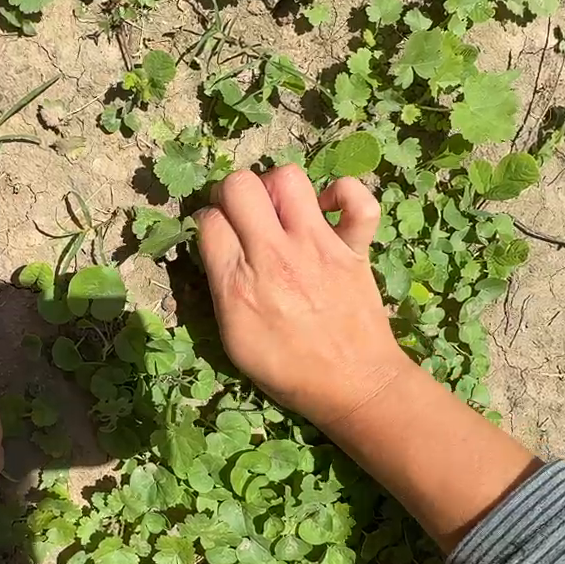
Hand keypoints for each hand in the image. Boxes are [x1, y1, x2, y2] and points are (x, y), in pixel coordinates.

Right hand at [194, 166, 413, 430]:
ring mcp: (319, 246)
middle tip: (241, 215)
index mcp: (239, 283)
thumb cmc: (287, 370)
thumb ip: (221, 289)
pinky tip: (328, 211)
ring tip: (278, 211)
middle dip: (231, 193)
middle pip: (239, 185)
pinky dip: (343, 194)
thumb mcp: (234, 340)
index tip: (217, 236)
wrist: (353, 386)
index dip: (207, 223)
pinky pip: (356, 198)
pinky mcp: (355, 247)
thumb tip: (218, 249)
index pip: (208, 220)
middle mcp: (275, 255)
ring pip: (288, 177)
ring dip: (276, 187)